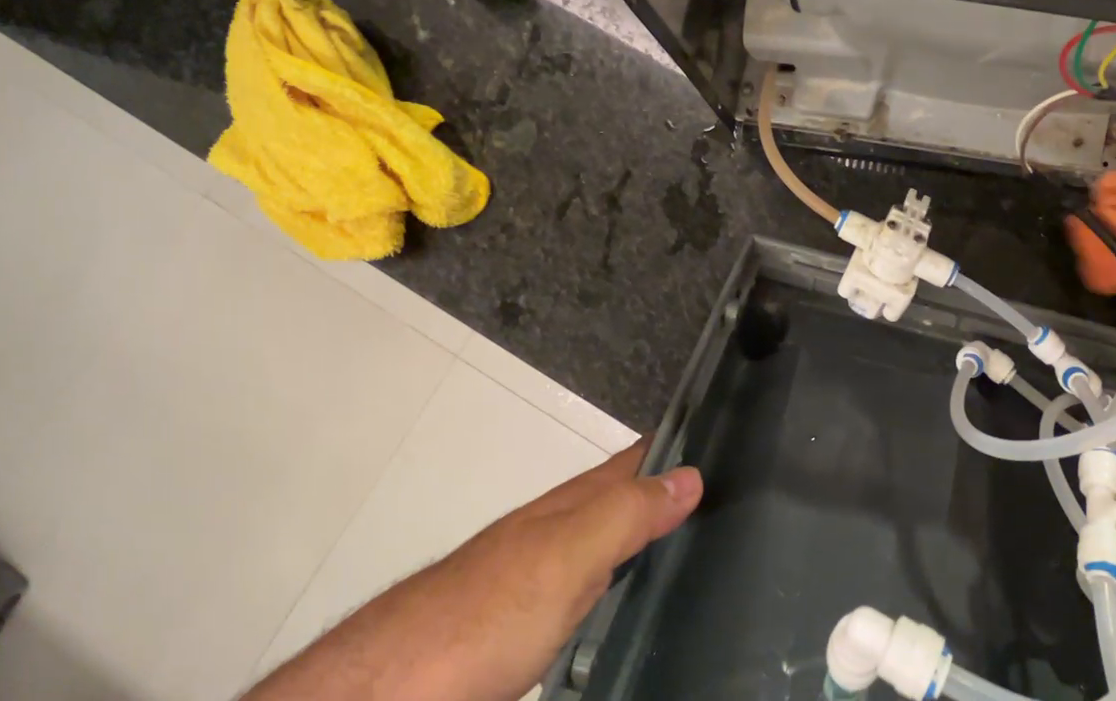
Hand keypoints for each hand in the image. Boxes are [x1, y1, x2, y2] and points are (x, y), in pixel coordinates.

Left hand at [245, 443, 702, 700]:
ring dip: (645, 546)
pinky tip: (632, 615)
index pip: (631, 464)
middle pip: (620, 505)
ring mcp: (534, 587)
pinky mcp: (523, 635)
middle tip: (727, 504)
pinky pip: (589, 601)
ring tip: (697, 554)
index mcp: (565, 511)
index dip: (674, 448)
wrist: (388, 692)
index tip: (722, 441)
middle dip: (667, 496)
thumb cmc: (485, 616)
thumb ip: (625, 515)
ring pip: (605, 554)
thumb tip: (691, 474)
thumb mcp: (566, 556)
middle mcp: (551, 539)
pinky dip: (619, 597)